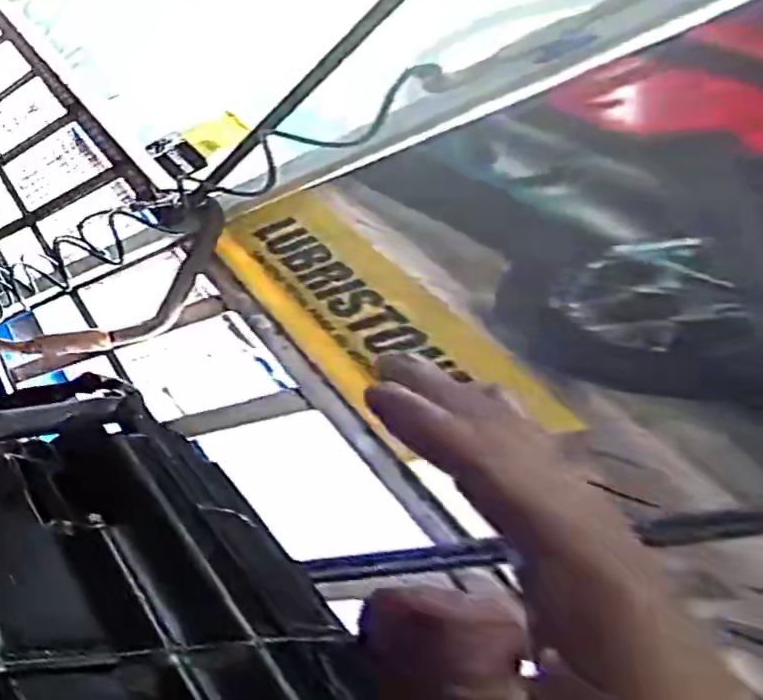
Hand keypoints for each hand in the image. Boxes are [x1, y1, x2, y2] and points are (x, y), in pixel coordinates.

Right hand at [362, 353, 743, 699]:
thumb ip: (448, 669)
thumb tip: (428, 591)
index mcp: (636, 649)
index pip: (550, 519)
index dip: (466, 446)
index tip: (380, 392)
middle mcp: (653, 623)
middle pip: (571, 502)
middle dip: (478, 425)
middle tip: (395, 364)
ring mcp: (646, 629)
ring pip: (580, 512)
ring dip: (501, 440)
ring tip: (446, 386)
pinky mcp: (625, 637)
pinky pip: (572, 535)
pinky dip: (526, 478)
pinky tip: (506, 458)